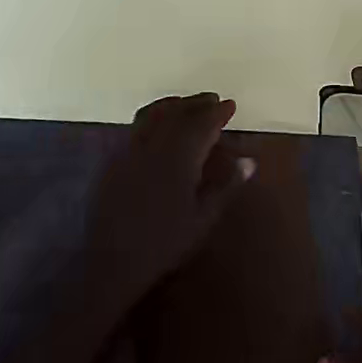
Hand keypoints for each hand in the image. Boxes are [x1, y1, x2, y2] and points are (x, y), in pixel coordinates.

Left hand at [88, 92, 256, 287]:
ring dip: (172, 105)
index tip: (231, 105)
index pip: (202, 124)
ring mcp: (128, 151)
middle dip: (197, 103)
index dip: (218, 112)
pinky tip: (158, 127)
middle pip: (177, 113)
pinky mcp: (112, 161)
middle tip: (213, 100)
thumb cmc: (166, 242)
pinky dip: (151, 117)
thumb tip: (250, 161)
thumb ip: (227, 185)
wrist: (113, 263)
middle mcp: (153, 147)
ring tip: (186, 104)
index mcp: (179, 159)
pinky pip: (134, 127)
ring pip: (152, 115)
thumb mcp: (204, 217)